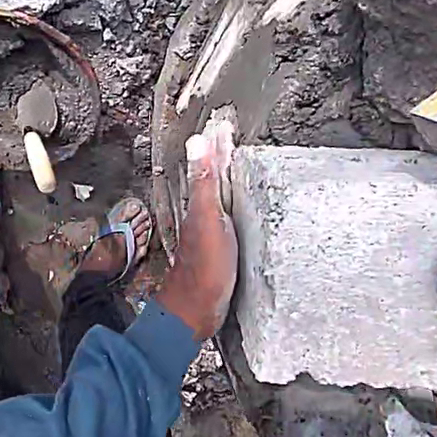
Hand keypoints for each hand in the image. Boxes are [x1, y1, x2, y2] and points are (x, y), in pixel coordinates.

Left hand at [156, 118, 238, 339]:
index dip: (218, 147)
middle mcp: (202, 217)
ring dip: (226, 181)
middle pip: (212, 180)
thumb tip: (197, 142)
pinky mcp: (219, 251)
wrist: (196, 310)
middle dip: (222, 159)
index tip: (226, 125)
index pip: (209, 167)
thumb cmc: (204, 268)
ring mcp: (210, 234)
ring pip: (218, 198)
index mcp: (200, 206)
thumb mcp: (208, 220)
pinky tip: (240, 208)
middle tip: (233, 138)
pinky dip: (232, 205)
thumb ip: (205, 183)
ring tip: (238, 165)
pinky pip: (226, 217)